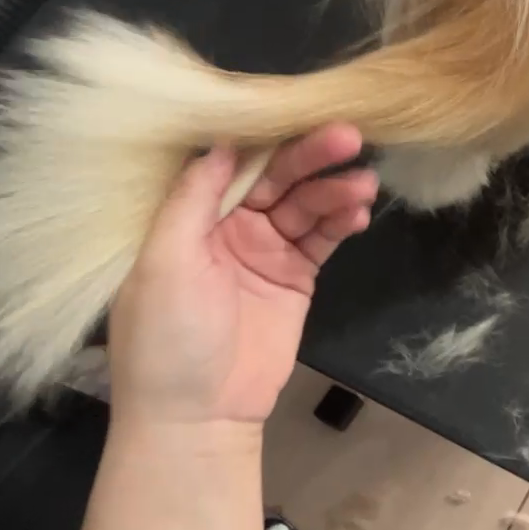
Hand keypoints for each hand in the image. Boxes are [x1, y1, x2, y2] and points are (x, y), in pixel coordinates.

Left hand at [108, 124, 378, 429]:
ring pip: (307, 206)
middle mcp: (229, 227)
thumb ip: (192, 201)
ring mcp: (267, 251)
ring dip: (335, 192)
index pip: (233, 165)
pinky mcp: (298, 275)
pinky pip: (324, 237)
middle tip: (350, 137)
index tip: (301, 115)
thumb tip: (221, 142)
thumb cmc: (167, 338)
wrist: (201, 414)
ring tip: (364, 187)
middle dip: (313, 159)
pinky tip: (358, 215)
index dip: (267, 140)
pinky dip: (342, 222)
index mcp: (189, 220)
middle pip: (277, 180)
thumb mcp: (164, 264)